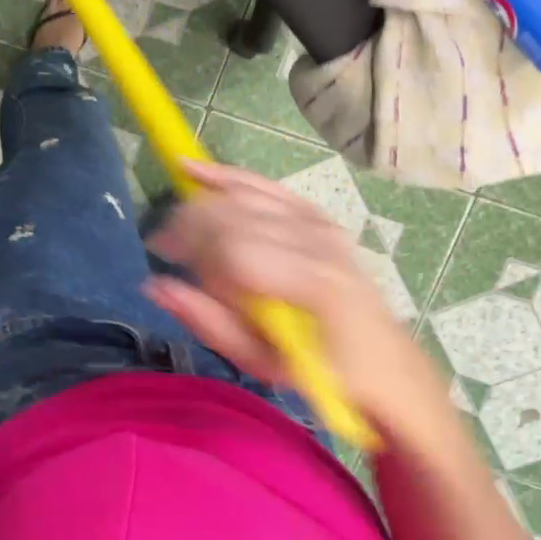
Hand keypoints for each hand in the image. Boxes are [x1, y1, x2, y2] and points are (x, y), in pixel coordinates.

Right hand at [145, 159, 447, 436]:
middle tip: (166, 249)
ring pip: (242, 196)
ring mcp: (318, 222)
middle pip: (233, 215)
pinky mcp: (314, 213)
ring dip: (200, 205)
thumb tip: (157, 286)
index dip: (193, 249)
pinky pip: (261, 184)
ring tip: (175, 228)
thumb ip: (209, 322)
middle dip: (190, 226)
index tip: (165, 260)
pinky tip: (191, 169)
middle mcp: (317, 241)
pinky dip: (224, 176)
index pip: (233, 247)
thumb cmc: (322, 371)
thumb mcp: (262, 362)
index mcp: (311, 283)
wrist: (384, 360)